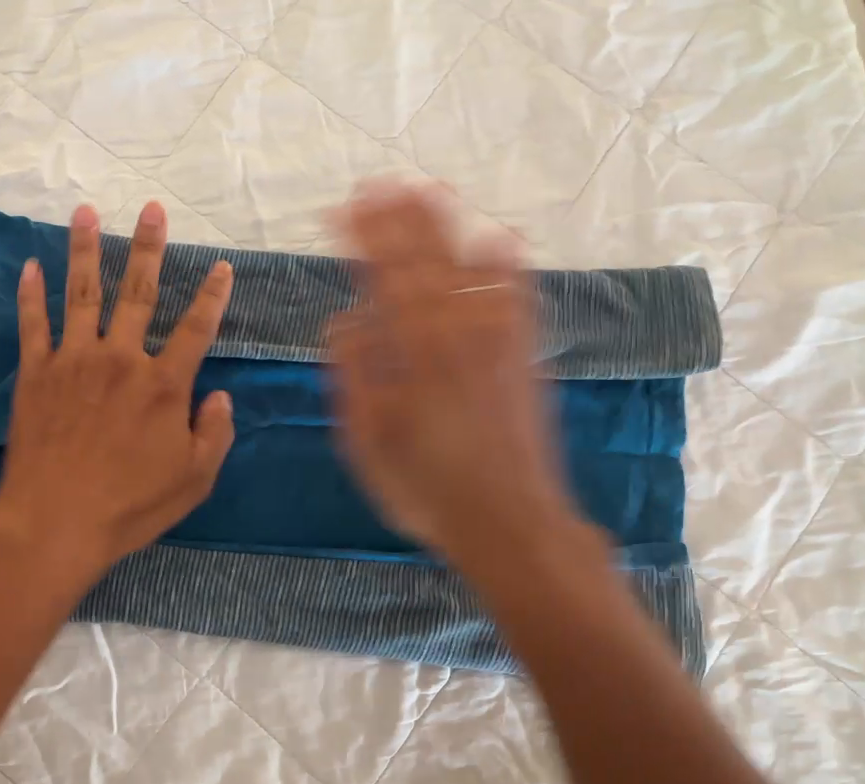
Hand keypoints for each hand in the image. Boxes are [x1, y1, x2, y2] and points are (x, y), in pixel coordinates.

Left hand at [0, 201, 235, 584]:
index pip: (197, 328)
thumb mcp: (194, 480)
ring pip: (82, 294)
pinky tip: (29, 266)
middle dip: (149, 247)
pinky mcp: (35, 374)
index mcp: (164, 385)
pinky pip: (33, 325)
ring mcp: (73, 362)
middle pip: (138, 293)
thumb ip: (214, 434)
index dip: (212, 295)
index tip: (221, 265)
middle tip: (152, 208)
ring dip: (86, 250)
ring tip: (86, 212)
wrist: (56, 521)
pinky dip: (31, 295)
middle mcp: (120, 360)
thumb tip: (221, 395)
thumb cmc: (129, 507)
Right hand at [327, 181, 580, 562]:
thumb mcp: (367, 445)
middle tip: (375, 184)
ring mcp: (496, 340)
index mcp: (410, 356)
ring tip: (426, 188)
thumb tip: (343, 323)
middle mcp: (455, 334)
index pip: (381, 280)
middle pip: (424, 262)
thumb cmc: (425, 490)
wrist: (508, 519)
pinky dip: (506, 265)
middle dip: (397, 220)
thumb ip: (354, 378)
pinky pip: (516, 296)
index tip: (340, 210)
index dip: (361, 241)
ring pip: (468, 267)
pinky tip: (498, 237)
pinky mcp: (524, 354)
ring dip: (445, 226)